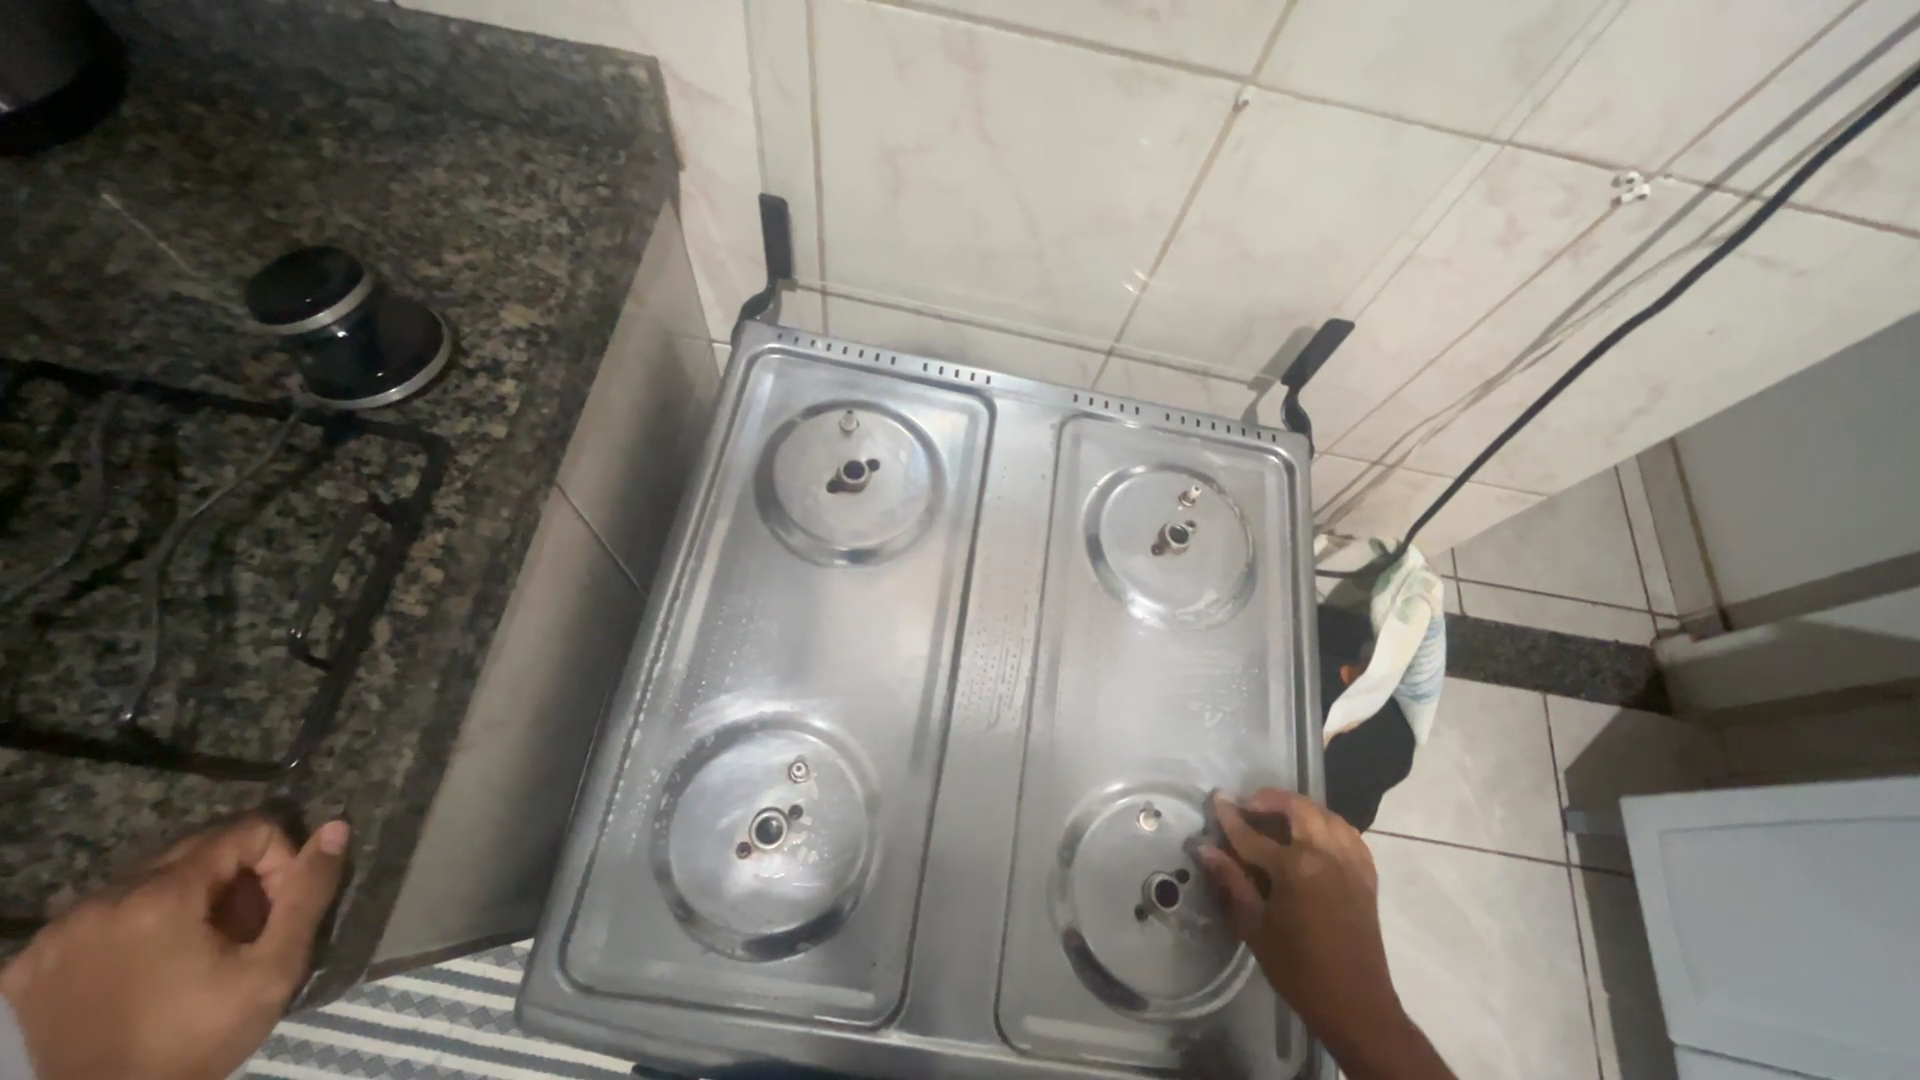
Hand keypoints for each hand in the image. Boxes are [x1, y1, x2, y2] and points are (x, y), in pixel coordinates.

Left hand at [1, 815, 349, 1079]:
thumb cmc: (198, 1038)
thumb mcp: (274, 969)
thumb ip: (307, 893)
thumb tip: (336, 827)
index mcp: (162, 895)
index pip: (245, 831)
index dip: (278, 862)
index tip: (277, 911)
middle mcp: (101, 899)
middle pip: (195, 851)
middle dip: (234, 880)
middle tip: (242, 934)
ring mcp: (58, 931)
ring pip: (148, 881)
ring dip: (186, 900)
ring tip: (195, 953)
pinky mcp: (30, 962)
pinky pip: (101, 915)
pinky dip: (134, 926)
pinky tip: (143, 969)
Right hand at [1197, 790, 1453, 1079]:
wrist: (1355, 1003)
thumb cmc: (1298, 969)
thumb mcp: (1255, 926)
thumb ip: (1231, 881)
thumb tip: (1204, 848)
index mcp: (1295, 868)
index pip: (1253, 834)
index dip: (1230, 817)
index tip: (1216, 799)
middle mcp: (1326, 855)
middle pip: (1297, 808)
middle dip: (1268, 799)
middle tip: (1247, 806)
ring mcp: (1351, 862)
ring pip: (1325, 815)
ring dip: (1299, 808)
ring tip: (1277, 817)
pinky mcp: (1366, 874)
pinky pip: (1347, 833)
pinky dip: (1327, 825)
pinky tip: (1312, 836)